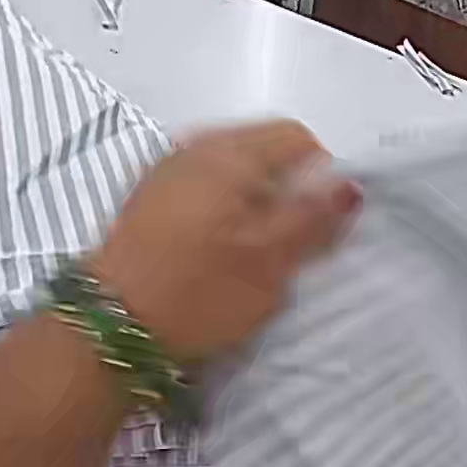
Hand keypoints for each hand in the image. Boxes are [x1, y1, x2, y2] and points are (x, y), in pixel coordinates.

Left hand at [89, 121, 360, 364]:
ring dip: (262, 207)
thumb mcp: (270, 260)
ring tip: (262, 255)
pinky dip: (232, 214)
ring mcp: (168, 171)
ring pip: (239, 174)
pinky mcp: (153, 199)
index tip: (320, 227)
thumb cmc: (200, 292)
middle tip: (293, 247)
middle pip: (267, 153)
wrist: (114, 327)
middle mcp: (193, 147)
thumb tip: (352, 184)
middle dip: (291, 194)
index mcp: (227, 154)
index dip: (322, 179)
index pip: (298, 139)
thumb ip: (313, 218)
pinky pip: (211, 191)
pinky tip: (226, 253)